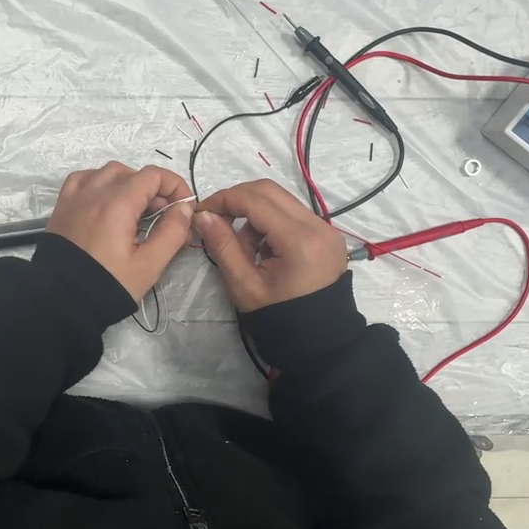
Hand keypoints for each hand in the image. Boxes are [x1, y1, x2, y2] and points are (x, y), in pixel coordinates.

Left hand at [45, 162, 194, 300]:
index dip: (175, 186)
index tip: (183, 208)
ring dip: (128, 184)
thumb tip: (184, 208)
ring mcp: (75, 197)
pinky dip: (99, 183)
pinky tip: (105, 201)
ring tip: (135, 211)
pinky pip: (82, 179)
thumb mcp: (148, 265)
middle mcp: (95, 192)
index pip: (154, 175)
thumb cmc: (108, 284)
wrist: (61, 300)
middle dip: (154, 190)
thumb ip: (172, 233)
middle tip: (162, 218)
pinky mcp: (62, 207)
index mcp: (118, 203)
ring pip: (107, 173)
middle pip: (133, 173)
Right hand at [194, 180, 346, 311]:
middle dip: (237, 199)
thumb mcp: (243, 285)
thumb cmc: (278, 316)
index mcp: (299, 240)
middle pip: (269, 190)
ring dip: (254, 212)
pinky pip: (292, 213)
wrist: (319, 338)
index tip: (202, 211)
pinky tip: (261, 248)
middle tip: (216, 220)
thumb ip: (222, 246)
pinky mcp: (326, 234)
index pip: (255, 200)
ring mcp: (326, 228)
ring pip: (281, 199)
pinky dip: (270, 221)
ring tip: (242, 246)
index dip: (224, 199)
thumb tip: (203, 215)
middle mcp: (317, 225)